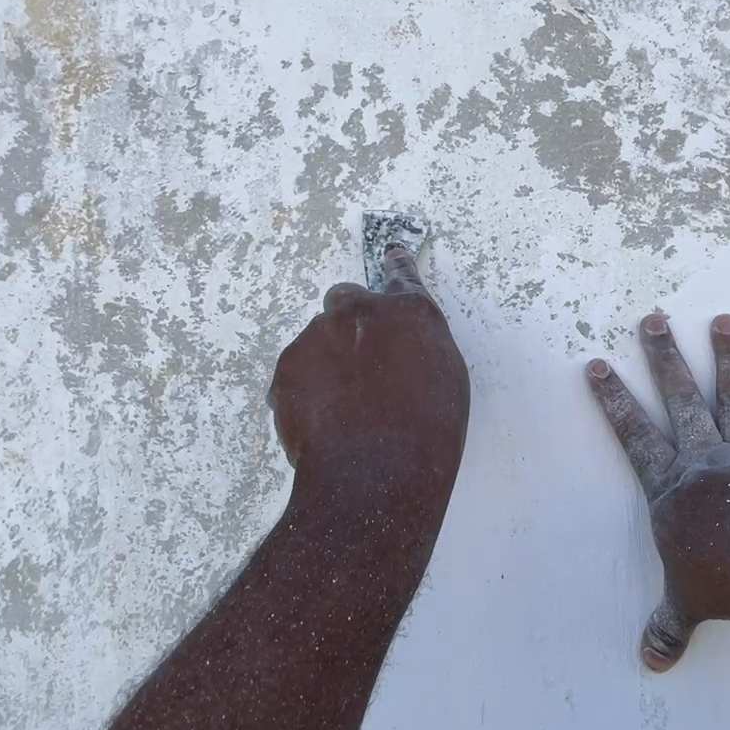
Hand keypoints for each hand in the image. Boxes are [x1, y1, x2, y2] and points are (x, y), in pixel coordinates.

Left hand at [269, 248, 470, 523]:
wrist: (375, 474)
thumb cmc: (426, 434)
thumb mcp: (444, 381)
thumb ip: (419, 348)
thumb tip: (401, 348)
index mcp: (410, 312)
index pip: (401, 276)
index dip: (396, 267)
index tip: (391, 256)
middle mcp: (360, 312)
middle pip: (345, 299)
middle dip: (349, 323)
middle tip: (358, 365)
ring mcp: (317, 336)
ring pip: (317, 340)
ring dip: (326, 363)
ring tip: (344, 412)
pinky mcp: (286, 368)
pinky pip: (295, 374)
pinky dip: (305, 391)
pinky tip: (323, 423)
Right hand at [588, 313, 729, 670]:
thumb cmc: (727, 583)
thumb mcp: (688, 604)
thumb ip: (669, 626)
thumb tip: (650, 665)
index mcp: (672, 487)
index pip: (633, 434)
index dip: (613, 399)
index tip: (596, 363)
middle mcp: (705, 461)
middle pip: (680, 399)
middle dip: (664, 358)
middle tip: (654, 317)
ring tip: (725, 319)